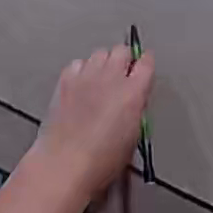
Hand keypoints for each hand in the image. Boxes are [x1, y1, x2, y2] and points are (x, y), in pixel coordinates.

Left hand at [24, 44, 154, 205]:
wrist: (66, 162)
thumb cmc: (100, 160)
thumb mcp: (133, 136)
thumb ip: (135, 108)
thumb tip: (133, 101)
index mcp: (133, 92)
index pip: (146, 63)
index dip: (145, 63)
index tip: (144, 65)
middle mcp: (111, 77)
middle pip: (122, 50)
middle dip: (124, 59)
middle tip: (122, 72)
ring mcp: (87, 75)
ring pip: (100, 53)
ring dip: (103, 63)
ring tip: (101, 79)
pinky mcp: (66, 80)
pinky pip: (78, 64)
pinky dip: (82, 70)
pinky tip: (81, 84)